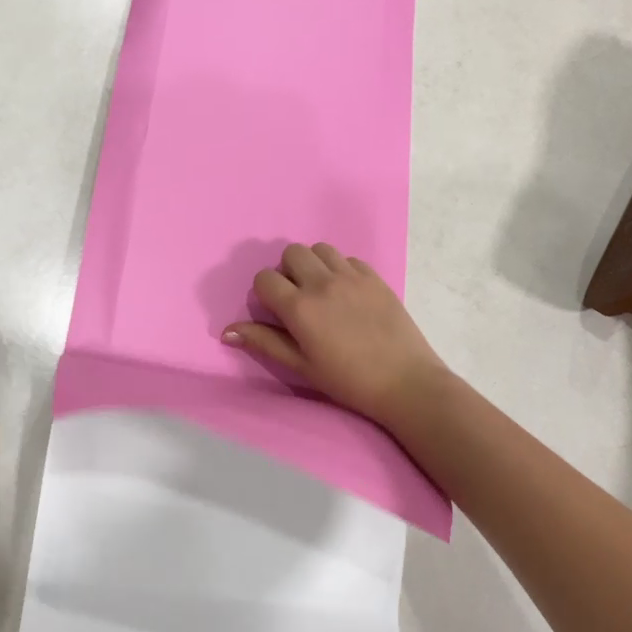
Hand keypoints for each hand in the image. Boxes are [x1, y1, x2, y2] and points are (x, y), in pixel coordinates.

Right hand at [222, 244, 453, 427]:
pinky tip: (347, 293)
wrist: (405, 382)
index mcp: (299, 307)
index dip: (264, 293)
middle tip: (298, 299)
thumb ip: (264, 342)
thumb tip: (226, 331)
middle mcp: (322, 283)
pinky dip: (340, 269)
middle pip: (291, 253)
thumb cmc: (347, 381)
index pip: (264, 278)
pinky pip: (348, 258)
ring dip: (313, 264)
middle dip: (287, 271)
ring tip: (322, 291)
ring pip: (320, 249)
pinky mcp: (375, 278)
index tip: (276, 312)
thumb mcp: (300, 366)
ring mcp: (352, 276)